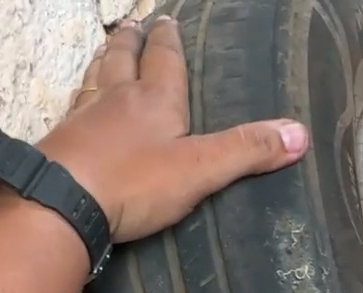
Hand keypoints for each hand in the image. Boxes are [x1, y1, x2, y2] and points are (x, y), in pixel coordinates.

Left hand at [40, 16, 308, 242]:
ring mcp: (84, 119)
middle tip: (134, 25)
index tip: (168, 20)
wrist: (63, 202)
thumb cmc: (135, 183)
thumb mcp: (201, 170)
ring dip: (104, 60)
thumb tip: (300, 133)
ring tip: (108, 50)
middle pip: (123, 59)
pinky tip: (79, 104)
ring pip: (96, 78)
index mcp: (154, 101)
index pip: (165, 61)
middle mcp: (117, 99)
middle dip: (133, 42)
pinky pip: (74, 109)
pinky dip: (81, 98)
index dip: (169, 42)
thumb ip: (246, 152)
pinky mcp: (62, 144)